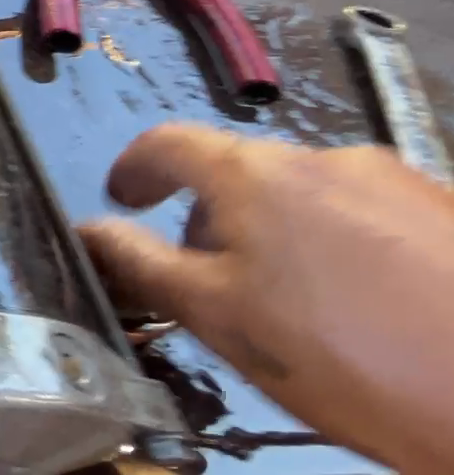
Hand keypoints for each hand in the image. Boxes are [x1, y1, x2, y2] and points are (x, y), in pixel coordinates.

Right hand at [79, 123, 453, 472]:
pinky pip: (379, 216)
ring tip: (301, 297)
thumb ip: (138, 261)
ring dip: (284, 227)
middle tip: (213, 272)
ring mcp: (408, 184)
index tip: (125, 198)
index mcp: (252, 172)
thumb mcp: (216, 315)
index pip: (165, 143)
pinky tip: (374, 305)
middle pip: (241, 168)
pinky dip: (352, 245)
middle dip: (214, 212)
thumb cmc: (350, 355)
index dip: (134, 168)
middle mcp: (328, 159)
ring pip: (313, 193)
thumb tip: (89, 229)